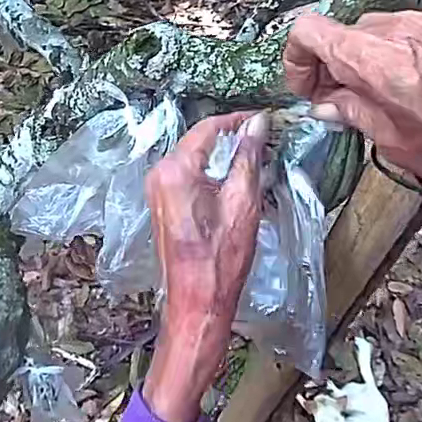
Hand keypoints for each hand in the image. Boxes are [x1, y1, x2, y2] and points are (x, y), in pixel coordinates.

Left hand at [141, 110, 267, 421]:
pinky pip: (189, 175)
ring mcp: (157, 190)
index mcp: (175, 170)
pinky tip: (235, 181)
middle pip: (200, 141)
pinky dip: (212, 172)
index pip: (209, 127)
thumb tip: (258, 124)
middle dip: (232, 138)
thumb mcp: (242, 201)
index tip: (264, 121)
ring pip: (195, 158)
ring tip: (256, 160)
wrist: (197, 301)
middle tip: (265, 140)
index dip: (239, 121)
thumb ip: (248, 157)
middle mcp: (159, 174)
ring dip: (224, 156)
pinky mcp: (162, 204)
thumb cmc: (221, 258)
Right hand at [283, 11, 421, 272]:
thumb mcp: (399, 143)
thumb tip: (331, 105)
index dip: (296, 62)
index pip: (308, 31)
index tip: (308, 93)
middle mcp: (400, 28)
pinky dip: (393, 61)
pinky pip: (407, 38)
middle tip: (337, 109)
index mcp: (374, 55)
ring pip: (374, 34)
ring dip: (362, 66)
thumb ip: (356, 114)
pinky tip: (411, 99)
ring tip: (375, 109)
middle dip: (330, 68)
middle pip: (341, 33)